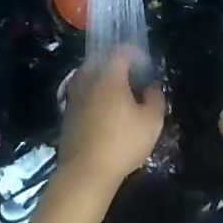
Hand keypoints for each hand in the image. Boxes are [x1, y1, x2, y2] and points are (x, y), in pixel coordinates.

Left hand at [59, 48, 165, 190]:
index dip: (135, 54)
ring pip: (89, 76)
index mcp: (109, 76)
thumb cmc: (122, 143)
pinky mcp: (67, 111)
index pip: (121, 52)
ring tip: (119, 93)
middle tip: (133, 78)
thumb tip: (152, 86)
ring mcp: (74, 95)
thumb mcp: (151, 122)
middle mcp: (88, 79)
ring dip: (104, 78)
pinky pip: (82, 91)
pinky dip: (93, 93)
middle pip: (102, 61)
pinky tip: (104, 109)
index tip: (145, 65)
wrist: (85, 170)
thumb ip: (155, 98)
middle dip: (118, 65)